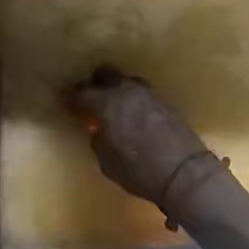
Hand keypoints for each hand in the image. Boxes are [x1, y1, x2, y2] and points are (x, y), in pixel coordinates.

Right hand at [62, 66, 210, 210]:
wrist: (185, 173)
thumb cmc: (139, 171)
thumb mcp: (107, 162)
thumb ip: (99, 141)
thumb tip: (100, 132)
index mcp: (107, 104)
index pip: (81, 94)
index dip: (69, 96)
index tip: (63, 98)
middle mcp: (126, 92)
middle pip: (106, 74)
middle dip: (94, 83)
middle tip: (89, 96)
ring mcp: (148, 95)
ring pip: (127, 81)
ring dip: (117, 89)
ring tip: (113, 104)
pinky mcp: (165, 103)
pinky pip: (142, 94)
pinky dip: (133, 100)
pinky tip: (133, 114)